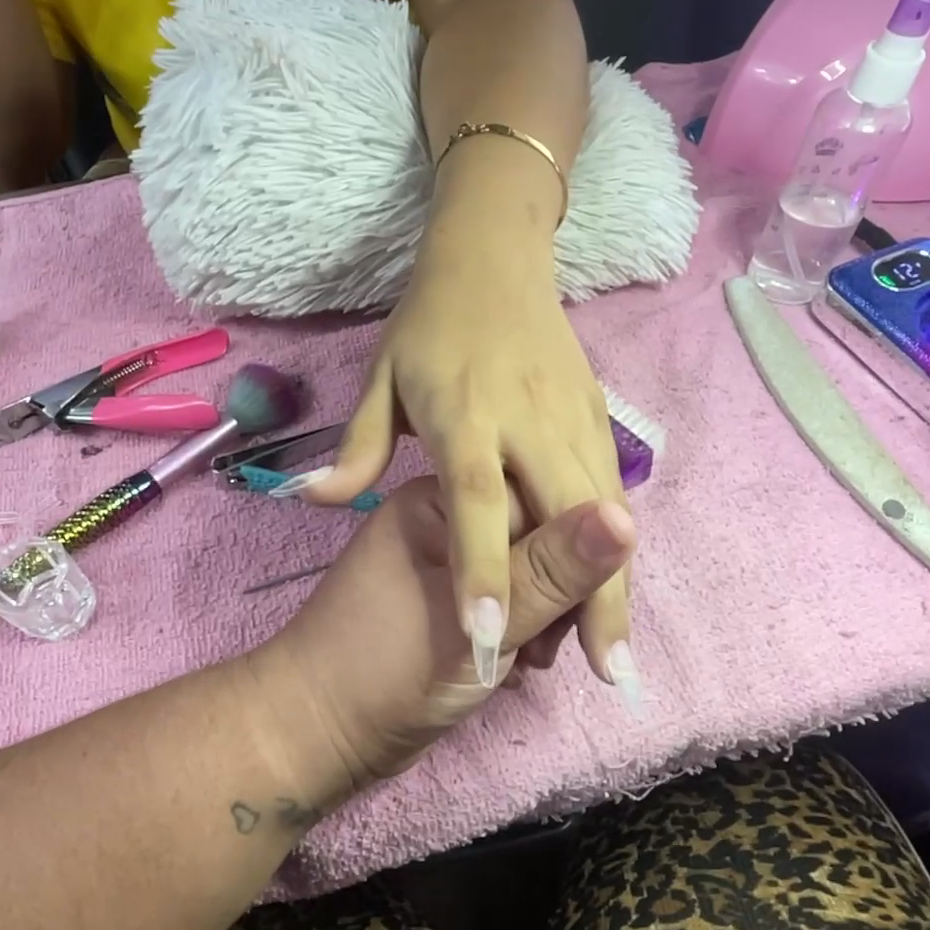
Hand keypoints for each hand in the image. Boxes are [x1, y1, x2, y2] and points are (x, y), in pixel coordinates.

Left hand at [252, 479, 636, 792]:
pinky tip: (526, 660)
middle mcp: (449, 509)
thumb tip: (624, 521)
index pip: (545, 496)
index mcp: (441, 493)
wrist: (311, 730)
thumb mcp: (474, 628)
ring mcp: (454, 547)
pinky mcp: (459, 584)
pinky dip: (532, 622)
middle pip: (547, 528)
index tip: (576, 625)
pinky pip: (519, 585)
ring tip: (535, 660)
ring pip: (538, 562)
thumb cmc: (381, 675)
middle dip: (562, 594)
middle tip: (546, 651)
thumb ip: (548, 572)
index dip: (574, 560)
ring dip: (551, 612)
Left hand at [289, 235, 634, 697]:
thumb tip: (315, 500)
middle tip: (604, 672)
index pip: (475, 498)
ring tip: (615, 651)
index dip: (483, 568)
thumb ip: (359, 445)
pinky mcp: (598, 411)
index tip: (489, 639)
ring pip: (602, 506)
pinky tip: (614, 585)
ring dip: (614, 577)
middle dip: (588, 592)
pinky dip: (615, 540)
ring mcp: (570, 413)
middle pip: (565, 511)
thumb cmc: (428, 326)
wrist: (494, 257)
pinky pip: (610, 486)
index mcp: (462, 413)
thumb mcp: (381, 377)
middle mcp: (524, 418)